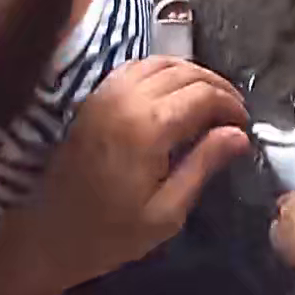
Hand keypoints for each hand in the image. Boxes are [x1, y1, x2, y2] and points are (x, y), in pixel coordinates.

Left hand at [3, 56, 250, 289]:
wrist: (50, 233)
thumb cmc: (111, 232)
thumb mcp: (166, 212)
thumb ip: (203, 164)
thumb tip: (239, 134)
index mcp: (150, 125)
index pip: (203, 94)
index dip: (230, 104)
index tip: (244, 124)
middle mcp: (130, 96)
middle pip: (186, 72)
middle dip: (217, 86)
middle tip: (233, 110)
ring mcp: (110, 90)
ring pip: (163, 61)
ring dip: (192, 73)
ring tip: (210, 97)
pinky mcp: (98, 92)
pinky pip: (138, 65)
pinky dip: (163, 68)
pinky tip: (174, 88)